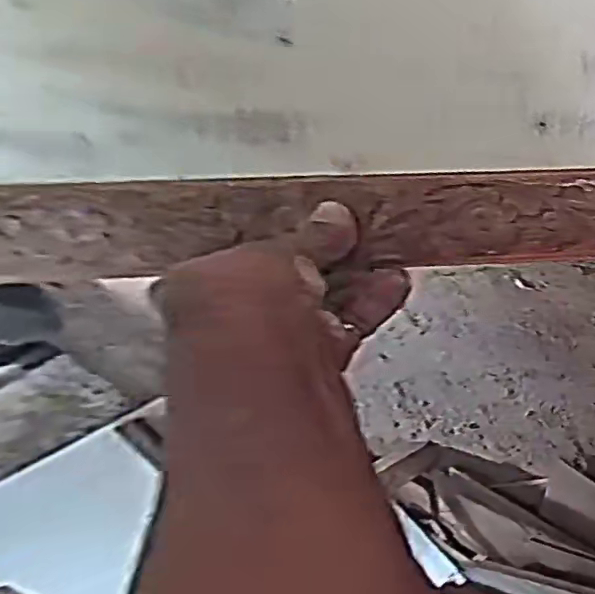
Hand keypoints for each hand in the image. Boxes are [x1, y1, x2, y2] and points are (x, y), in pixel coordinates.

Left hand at [157, 201, 410, 365]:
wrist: (269, 376)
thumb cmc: (238, 315)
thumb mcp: (271, 255)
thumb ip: (306, 239)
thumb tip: (333, 217)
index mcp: (202, 285)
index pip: (250, 254)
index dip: (290, 240)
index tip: (323, 226)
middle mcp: (238, 318)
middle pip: (293, 282)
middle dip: (328, 263)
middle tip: (359, 242)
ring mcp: (281, 344)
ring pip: (326, 306)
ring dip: (358, 284)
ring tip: (386, 263)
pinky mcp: (321, 366)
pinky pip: (350, 328)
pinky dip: (372, 308)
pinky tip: (393, 288)